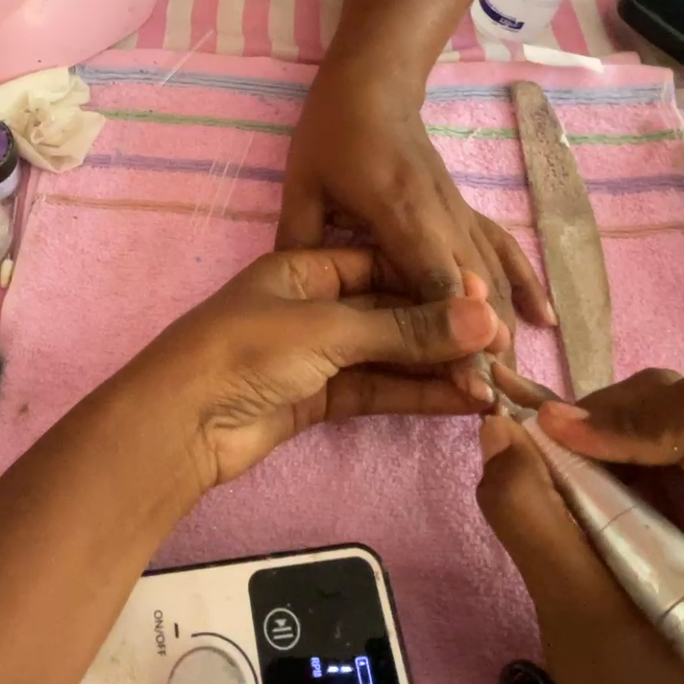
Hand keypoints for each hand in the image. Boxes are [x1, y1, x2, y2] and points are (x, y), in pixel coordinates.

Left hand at [119, 248, 503, 489]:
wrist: (183, 420)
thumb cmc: (248, 348)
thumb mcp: (326, 328)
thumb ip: (404, 328)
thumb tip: (484, 320)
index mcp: (304, 267)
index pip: (382, 263)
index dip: (432, 282)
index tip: (487, 303)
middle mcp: (313, 304)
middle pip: (389, 310)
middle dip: (441, 330)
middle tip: (499, 351)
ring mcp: (316, 353)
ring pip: (387, 353)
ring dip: (436, 367)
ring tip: (493, 383)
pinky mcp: (319, 397)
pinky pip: (376, 387)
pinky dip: (415, 393)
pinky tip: (460, 401)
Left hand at [278, 63, 552, 400]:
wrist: (374, 82)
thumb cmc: (332, 133)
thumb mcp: (301, 187)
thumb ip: (301, 240)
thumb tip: (300, 298)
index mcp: (394, 209)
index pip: (429, 274)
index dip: (449, 323)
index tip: (469, 372)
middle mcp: (438, 215)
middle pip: (469, 285)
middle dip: (482, 341)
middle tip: (497, 396)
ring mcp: (457, 212)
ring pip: (491, 273)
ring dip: (505, 323)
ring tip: (517, 377)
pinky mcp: (463, 211)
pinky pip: (500, 248)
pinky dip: (524, 282)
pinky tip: (544, 316)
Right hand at [476, 369, 683, 683]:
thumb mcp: (576, 614)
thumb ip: (532, 518)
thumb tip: (495, 427)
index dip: (626, 416)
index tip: (554, 437)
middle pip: (676, 405)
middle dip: (597, 422)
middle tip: (541, 461)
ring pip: (648, 413)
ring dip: (583, 435)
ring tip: (546, 478)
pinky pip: (629, 441)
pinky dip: (579, 445)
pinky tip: (547, 464)